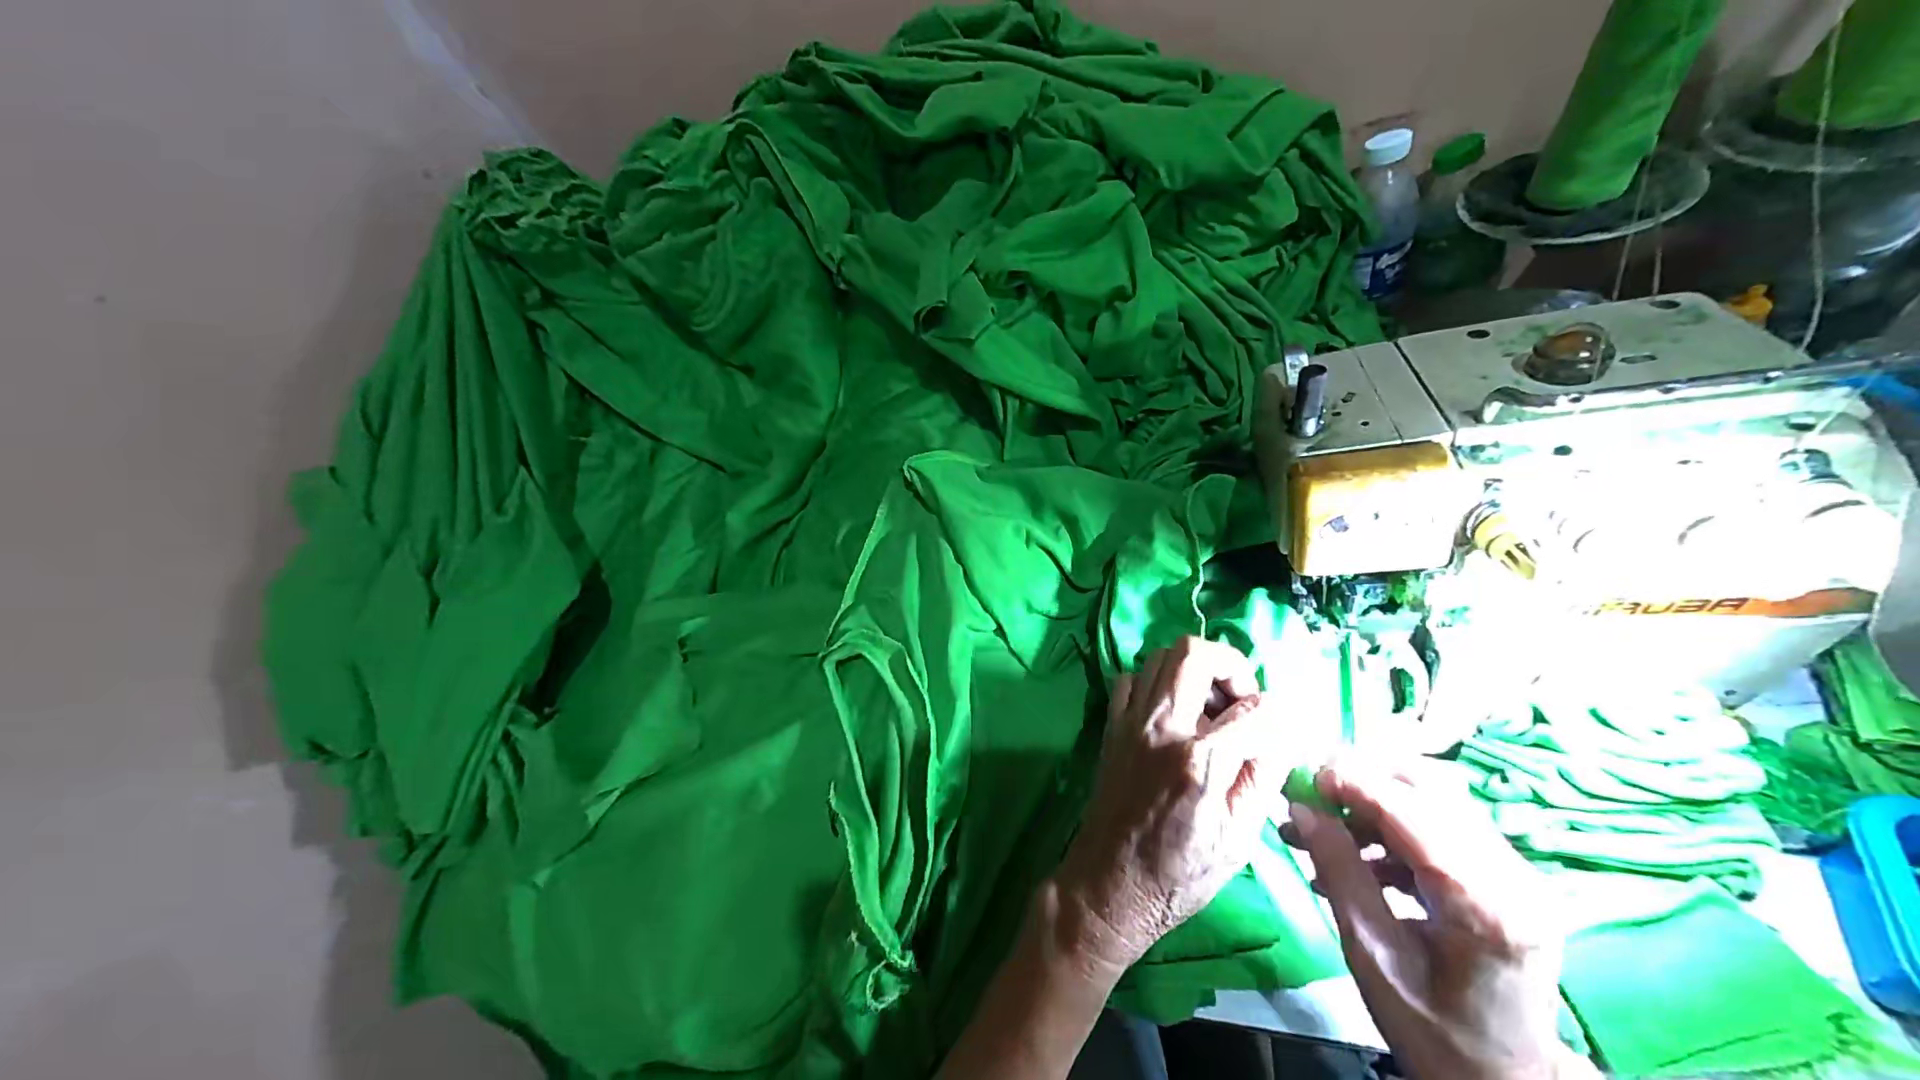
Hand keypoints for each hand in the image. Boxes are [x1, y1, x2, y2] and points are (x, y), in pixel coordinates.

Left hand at [1054, 637, 1280, 972]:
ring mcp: (1129, 722)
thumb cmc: (1179, 875)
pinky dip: (1156, 682)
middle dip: (1231, 665)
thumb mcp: (1239, 839)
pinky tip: (1172, 713)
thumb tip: (1279, 730)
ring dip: (1194, 669)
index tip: (1280, 728)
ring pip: (1161, 656)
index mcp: (1199, 760)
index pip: (1253, 708)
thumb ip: (1261, 776)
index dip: (1277, 714)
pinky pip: (1132, 679)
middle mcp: (1160, 728)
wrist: (1108, 885)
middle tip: (1242, 699)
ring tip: (1210, 706)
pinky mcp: (1110, 727)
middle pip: (1194, 653)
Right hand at [1286, 756, 1588, 1079]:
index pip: (1412, 813)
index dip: (1354, 783)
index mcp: (1484, 905)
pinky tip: (1354, 852)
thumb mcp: (1372, 954)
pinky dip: (1392, 825)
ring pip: (1436, 801)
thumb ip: (1339, 873)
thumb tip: (1302, 808)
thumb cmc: (1431, 1031)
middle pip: (1432, 790)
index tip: (1303, 776)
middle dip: (1364, 779)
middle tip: (1311, 789)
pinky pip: (1442, 826)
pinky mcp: (1507, 877)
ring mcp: (1517, 875)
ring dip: (1373, 801)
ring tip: (1320, 825)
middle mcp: (1514, 877)